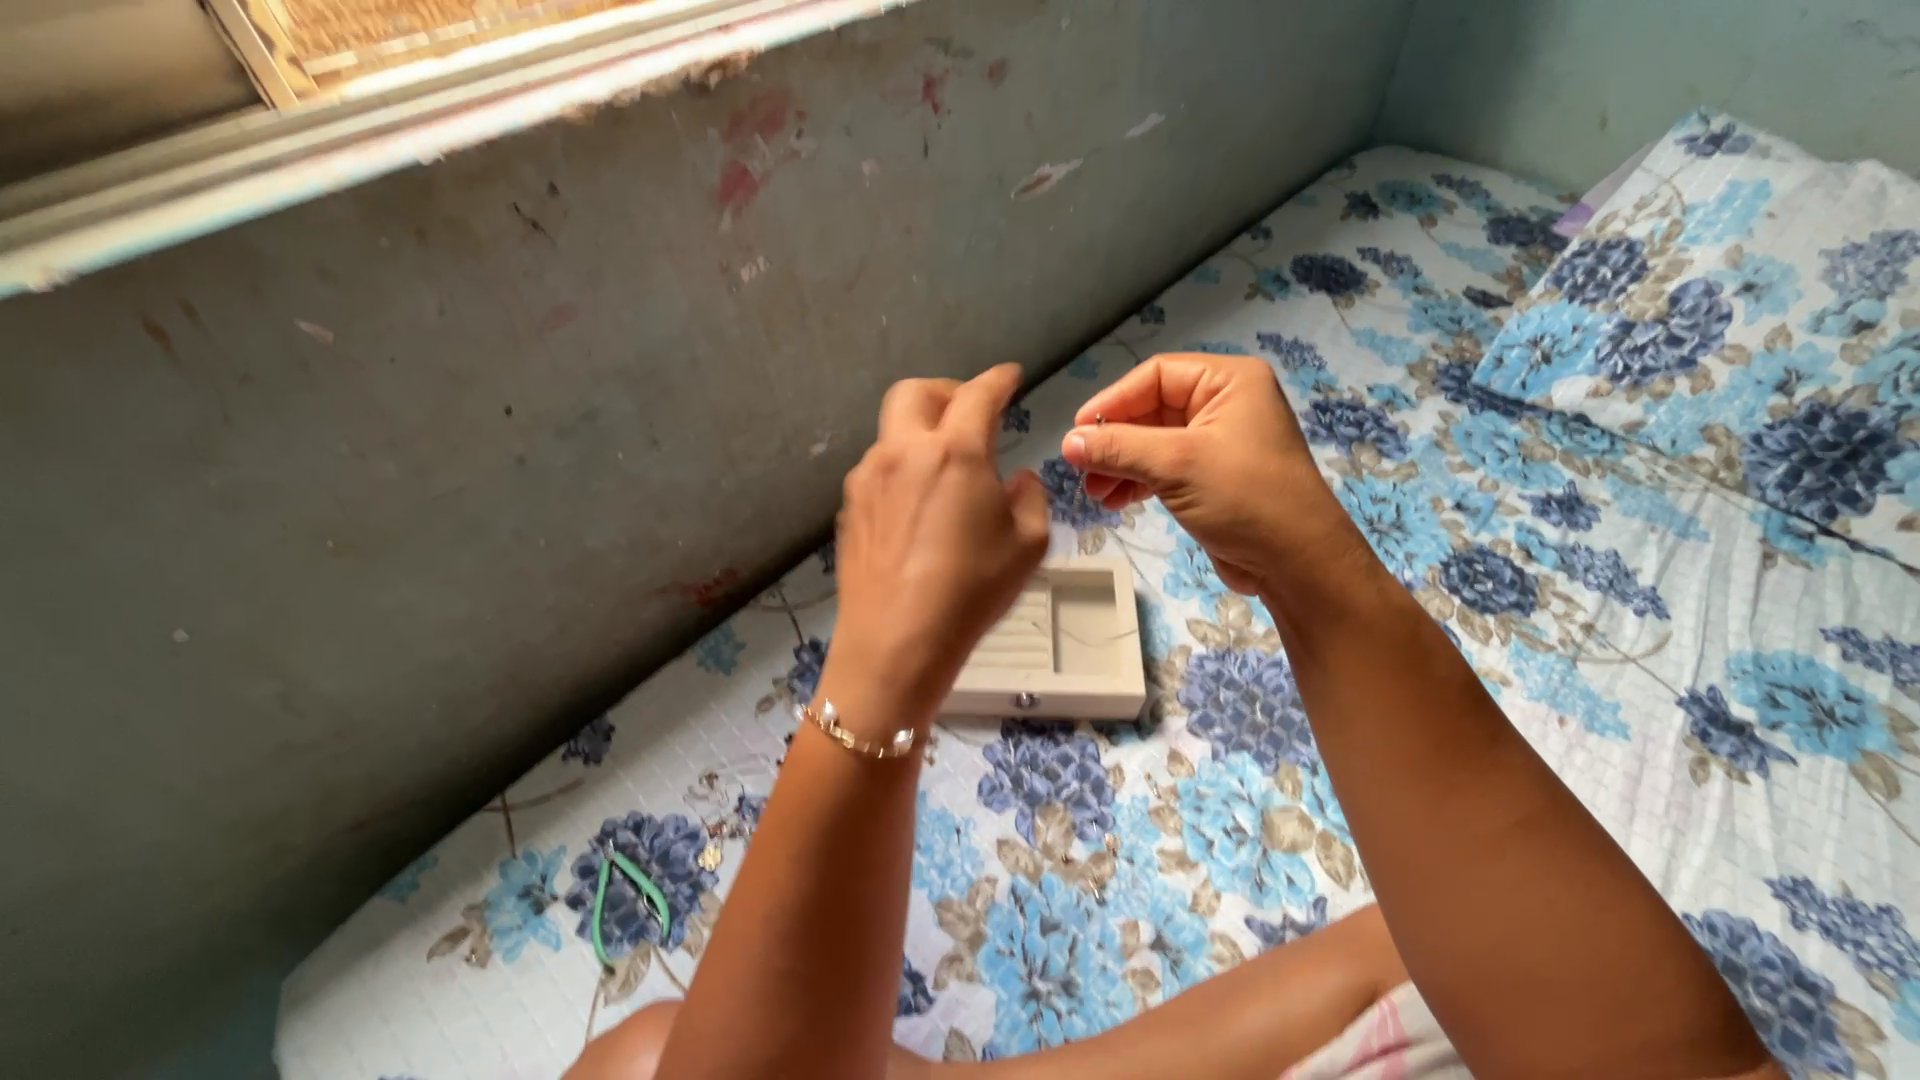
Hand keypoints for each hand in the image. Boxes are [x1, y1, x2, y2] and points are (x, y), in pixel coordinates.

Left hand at [827, 364, 1051, 727]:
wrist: (895, 644)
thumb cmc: (971, 592)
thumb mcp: (1028, 545)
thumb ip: (1030, 497)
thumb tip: (1017, 479)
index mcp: (954, 451)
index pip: (978, 394)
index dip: (998, 380)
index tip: (1010, 377)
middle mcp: (903, 451)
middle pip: (916, 391)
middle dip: (946, 391)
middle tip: (969, 412)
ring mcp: (867, 479)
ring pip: (892, 432)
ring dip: (920, 434)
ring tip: (945, 471)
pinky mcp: (849, 509)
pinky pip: (879, 471)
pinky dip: (902, 470)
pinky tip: (917, 509)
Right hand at [1062, 353, 1346, 594]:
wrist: (1297, 561)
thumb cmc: (1244, 498)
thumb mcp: (1176, 465)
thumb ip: (1118, 448)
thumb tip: (1068, 443)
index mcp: (1228, 381)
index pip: (1155, 376)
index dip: (1112, 402)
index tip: (1077, 433)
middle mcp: (1225, 403)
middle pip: (1151, 410)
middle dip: (1114, 441)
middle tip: (1081, 469)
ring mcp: (1219, 442)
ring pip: (1153, 442)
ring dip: (1121, 465)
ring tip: (1096, 492)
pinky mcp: (1212, 476)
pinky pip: (1164, 468)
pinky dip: (1138, 481)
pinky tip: (1115, 501)